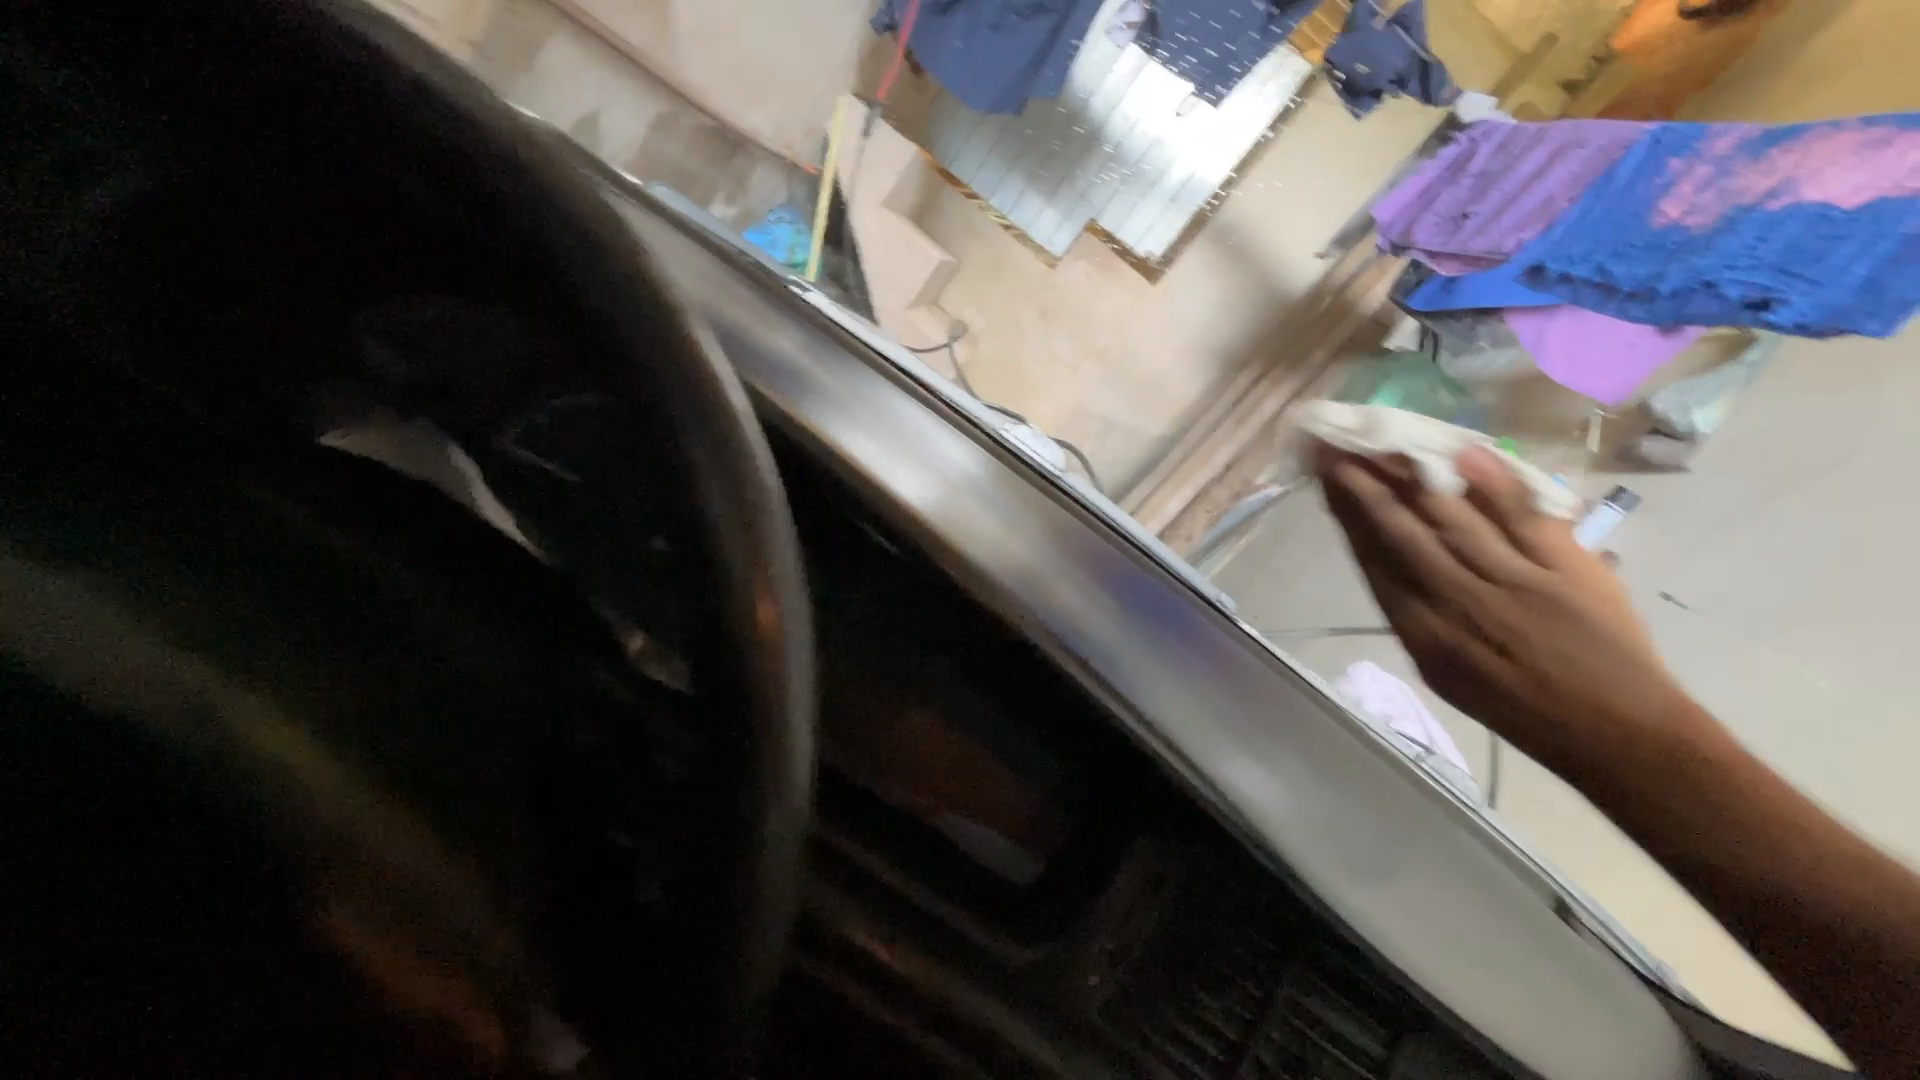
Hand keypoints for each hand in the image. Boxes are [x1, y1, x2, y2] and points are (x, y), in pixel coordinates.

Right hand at [1314, 443, 1705, 773]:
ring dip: (1412, 476)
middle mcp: (1457, 602)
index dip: (1347, 515)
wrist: (1615, 732)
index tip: (1328, 478)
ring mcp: (1513, 582)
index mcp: (1423, 632)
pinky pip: (1521, 518)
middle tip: (1340, 445)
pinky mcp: (1564, 570)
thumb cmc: (1519, 709)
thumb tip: (1389, 561)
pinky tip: (1462, 453)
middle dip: (1366, 485)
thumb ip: (1414, 615)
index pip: (1373, 560)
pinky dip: (1492, 484)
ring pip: (1451, 518)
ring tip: (1385, 441)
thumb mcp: (1443, 673)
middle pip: (1402, 530)